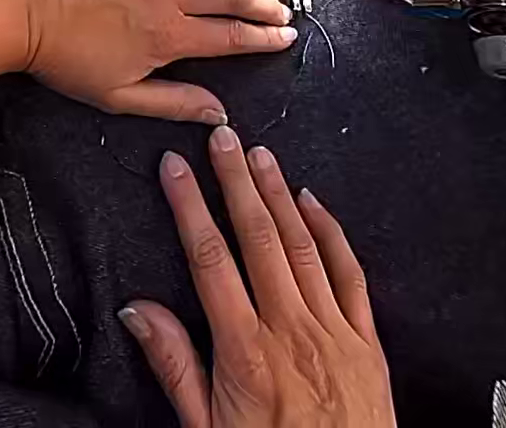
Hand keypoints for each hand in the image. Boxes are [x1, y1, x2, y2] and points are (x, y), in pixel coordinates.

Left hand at [15, 0, 296, 124]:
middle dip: (264, 3)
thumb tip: (217, 112)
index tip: (287, 37)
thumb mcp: (120, 97)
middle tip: (285, 9)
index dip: (265, 38)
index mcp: (171, 35)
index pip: (232, 36)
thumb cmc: (70, 61)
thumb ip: (173, 103)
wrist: (25, 15)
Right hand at [119, 127, 395, 427]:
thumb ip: (175, 367)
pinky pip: (349, 271)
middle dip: (234, 180)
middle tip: (222, 138)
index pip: (208, 259)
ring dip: (278, 192)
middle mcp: (291, 330)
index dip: (189, 205)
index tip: (175, 168)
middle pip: (257, 236)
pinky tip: (312, 200)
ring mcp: (333, 330)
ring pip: (301, 243)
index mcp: (246, 353)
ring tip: (259, 155)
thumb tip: (138, 311)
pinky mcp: (366, 339)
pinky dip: (329, 230)